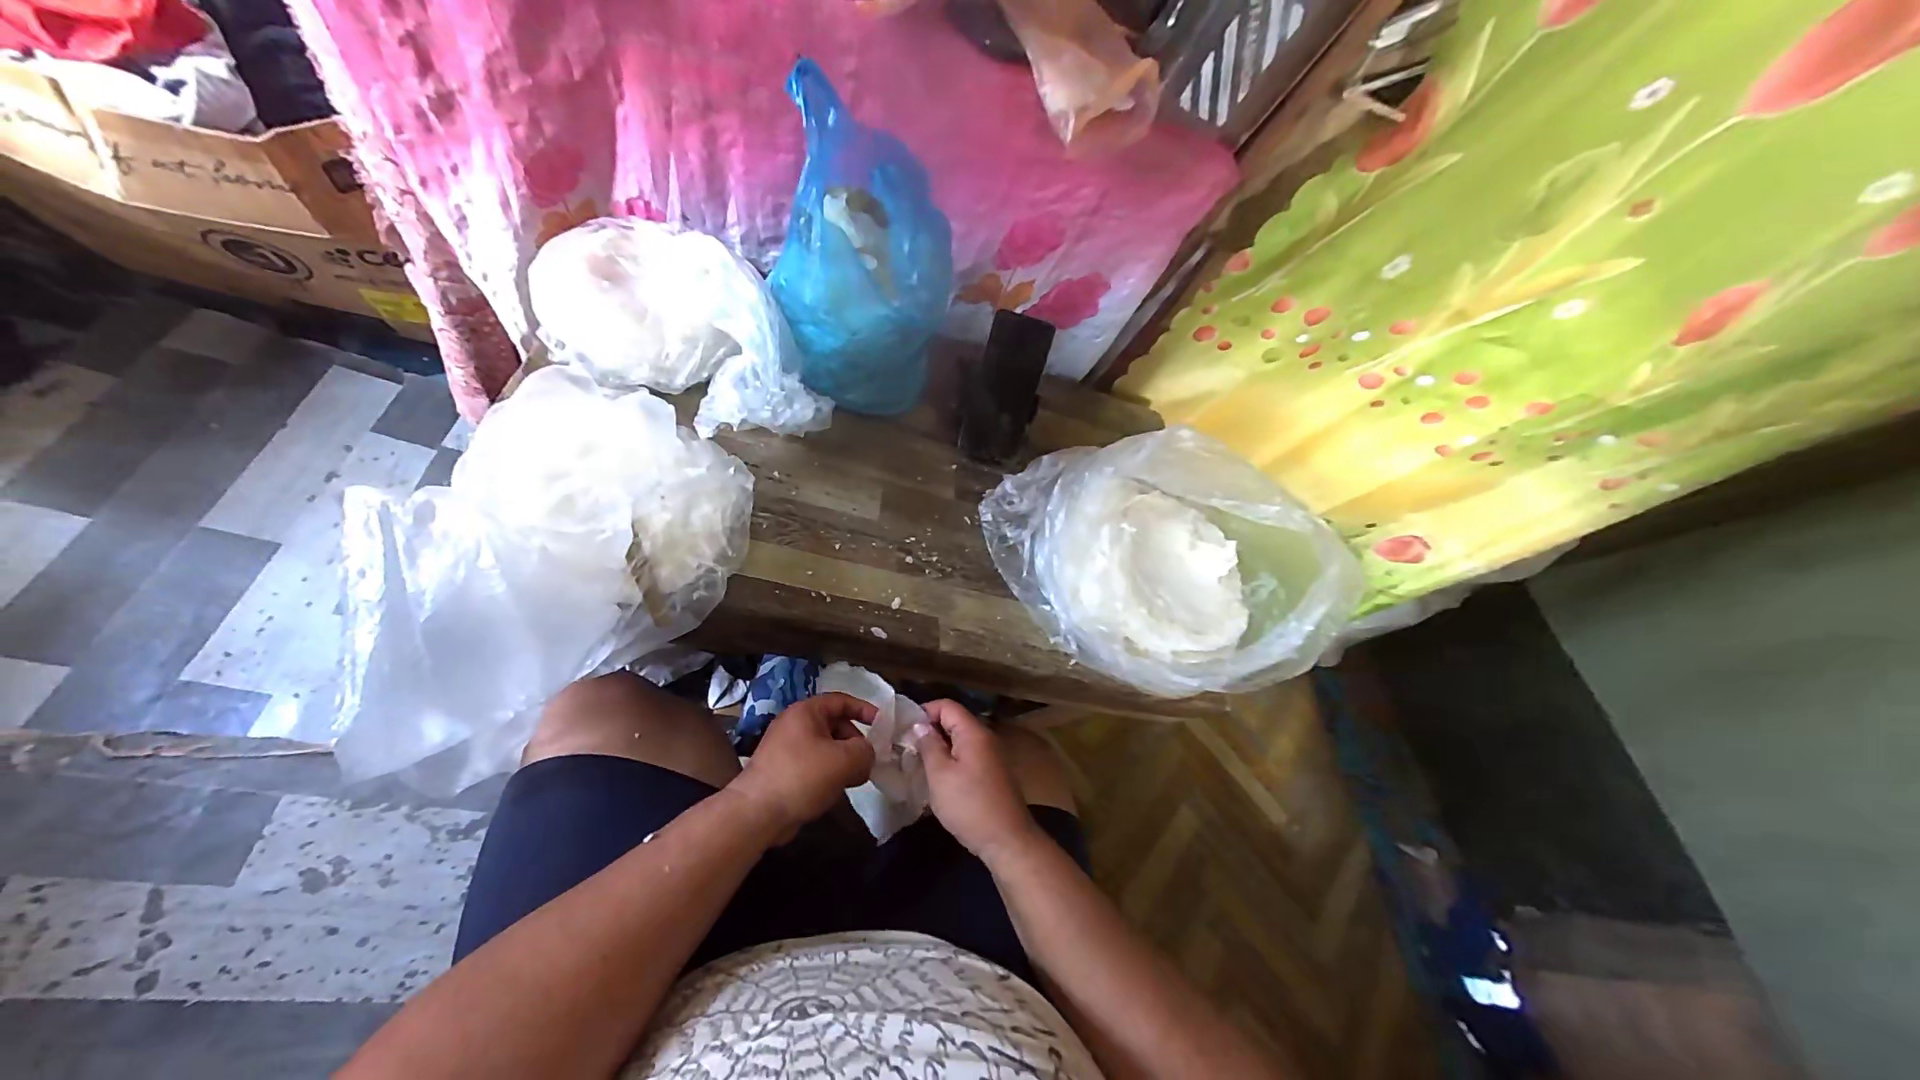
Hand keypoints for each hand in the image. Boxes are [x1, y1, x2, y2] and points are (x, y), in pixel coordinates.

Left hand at [729, 692, 876, 841]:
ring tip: (854, 779)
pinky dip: (829, 773)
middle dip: (855, 742)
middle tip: (868, 761)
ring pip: (826, 747)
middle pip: (835, 725)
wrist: (757, 813)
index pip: (841, 701)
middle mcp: (794, 724)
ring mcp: (786, 748)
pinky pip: (814, 764)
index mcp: (806, 712)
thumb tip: (866, 755)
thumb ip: (865, 751)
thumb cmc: (802, 776)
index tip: (883, 725)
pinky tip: (834, 791)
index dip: (865, 709)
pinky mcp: (783, 770)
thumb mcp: (844, 760)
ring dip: (844, 761)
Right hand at [917, 700, 1044, 865]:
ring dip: (940, 748)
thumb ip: (928, 745)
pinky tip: (939, 779)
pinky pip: (968, 756)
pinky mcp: (993, 774)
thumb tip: (920, 725)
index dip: (924, 711)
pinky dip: (952, 761)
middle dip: (930, 730)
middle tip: (906, 747)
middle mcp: (986, 738)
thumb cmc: (969, 805)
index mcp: (974, 732)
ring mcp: (992, 757)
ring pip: (961, 741)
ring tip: (918, 763)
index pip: (947, 706)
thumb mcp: (940, 774)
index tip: (904, 729)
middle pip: (954, 721)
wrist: (1007, 840)